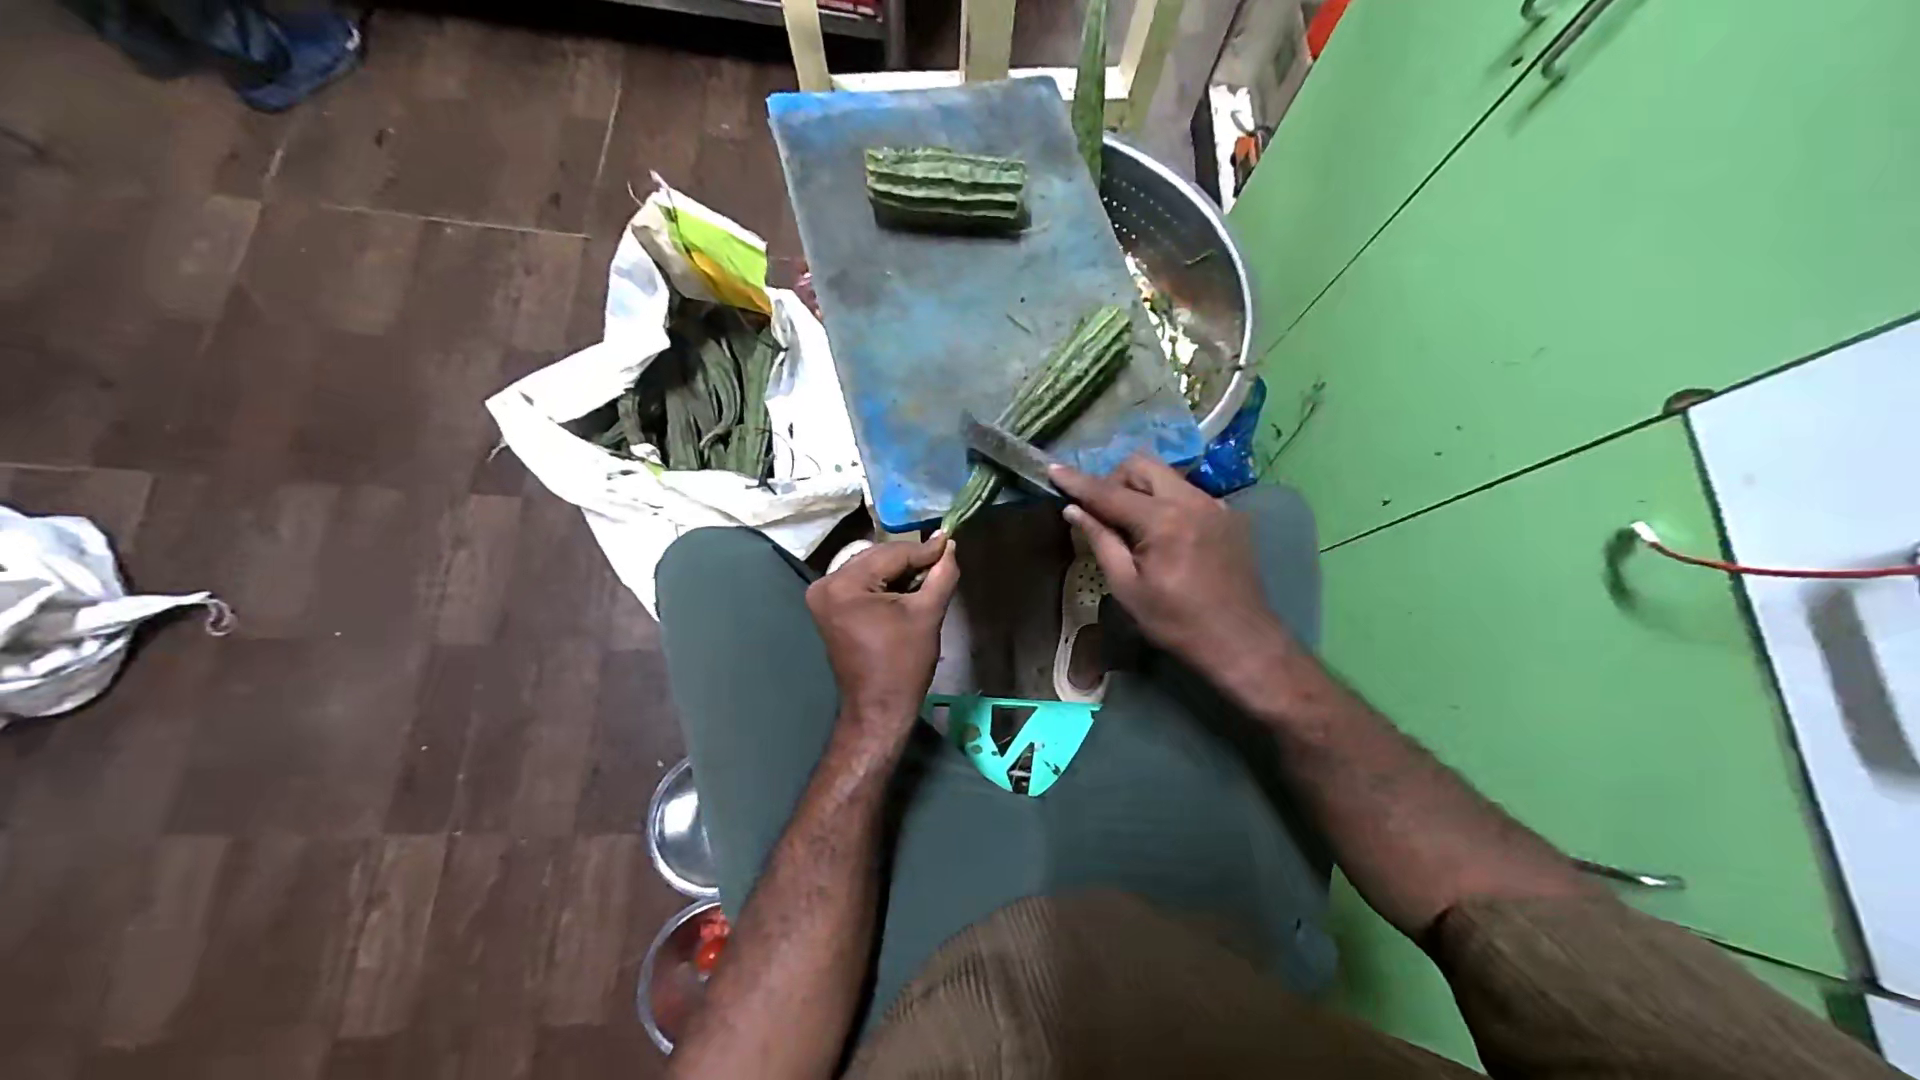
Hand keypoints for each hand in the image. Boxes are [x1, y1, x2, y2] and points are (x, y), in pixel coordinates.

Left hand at [805, 534, 960, 745]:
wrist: (878, 708)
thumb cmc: (903, 664)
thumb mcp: (927, 614)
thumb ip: (941, 575)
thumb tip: (950, 545)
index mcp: (845, 585)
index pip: (891, 554)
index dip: (924, 549)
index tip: (950, 541)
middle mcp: (826, 584)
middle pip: (877, 557)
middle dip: (910, 559)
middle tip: (942, 557)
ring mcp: (822, 596)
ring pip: (869, 568)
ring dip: (898, 570)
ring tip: (928, 573)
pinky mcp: (827, 608)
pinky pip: (860, 583)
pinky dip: (883, 582)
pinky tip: (907, 586)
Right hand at [1051, 456, 1290, 671]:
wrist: (1242, 642)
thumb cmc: (1176, 623)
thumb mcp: (1127, 587)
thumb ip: (1100, 541)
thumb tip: (1074, 510)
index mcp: (1163, 520)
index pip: (1109, 491)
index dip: (1077, 481)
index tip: (1052, 469)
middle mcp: (1192, 500)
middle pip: (1141, 465)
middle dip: (1114, 479)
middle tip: (1102, 513)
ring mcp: (1215, 504)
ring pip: (1166, 475)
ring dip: (1140, 489)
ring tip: (1131, 526)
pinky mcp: (1228, 515)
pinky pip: (1186, 493)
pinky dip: (1164, 501)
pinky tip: (1162, 534)